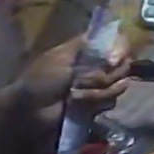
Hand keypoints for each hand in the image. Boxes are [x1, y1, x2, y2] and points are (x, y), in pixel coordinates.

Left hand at [9, 36, 131, 128]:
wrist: (32, 110)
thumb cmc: (42, 79)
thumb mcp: (61, 57)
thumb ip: (88, 47)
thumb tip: (114, 47)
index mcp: (87, 50)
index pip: (115, 43)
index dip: (121, 49)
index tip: (115, 58)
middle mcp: (97, 66)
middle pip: (122, 65)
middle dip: (109, 75)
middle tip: (86, 80)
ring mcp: (98, 86)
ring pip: (118, 85)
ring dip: (97, 91)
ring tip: (76, 95)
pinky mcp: (98, 104)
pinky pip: (110, 101)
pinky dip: (95, 102)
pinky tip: (79, 103)